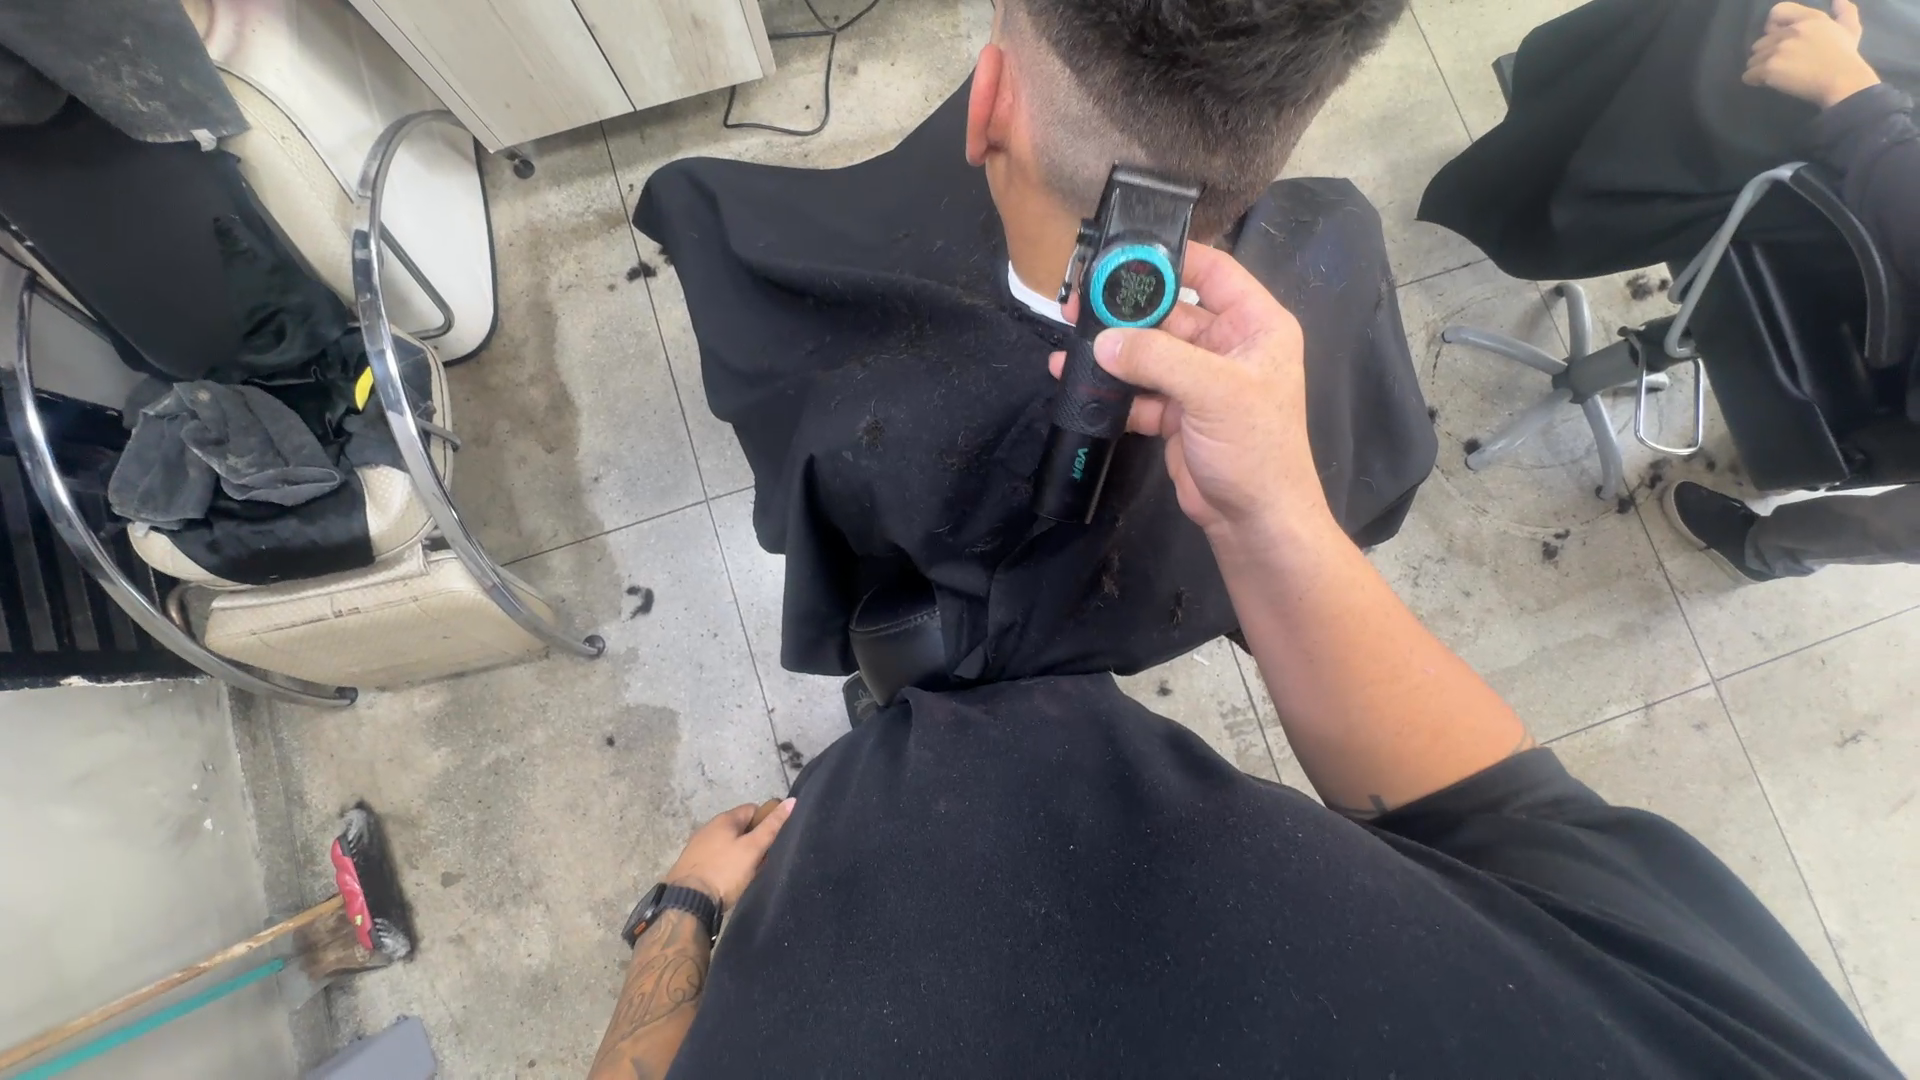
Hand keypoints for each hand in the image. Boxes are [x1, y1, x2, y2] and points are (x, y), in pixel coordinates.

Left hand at [661, 798, 793, 909]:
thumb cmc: (724, 871)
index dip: (766, 822)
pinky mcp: (691, 866)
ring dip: (740, 855)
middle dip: (754, 842)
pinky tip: (730, 882)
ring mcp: (697, 847)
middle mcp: (708, 828)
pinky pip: (716, 859)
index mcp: (724, 819)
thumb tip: (791, 801)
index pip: (753, 809)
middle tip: (763, 861)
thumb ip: (772, 826)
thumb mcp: (753, 849)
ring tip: (748, 874)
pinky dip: (726, 866)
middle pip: (740, 828)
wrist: (686, 904)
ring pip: (728, 845)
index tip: (773, 841)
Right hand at [1050, 244, 1329, 539]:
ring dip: (1112, 353)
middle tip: (1079, 305)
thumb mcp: (1212, 392)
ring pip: (1148, 355)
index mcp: (1254, 325)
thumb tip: (1102, 341)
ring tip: (1069, 346)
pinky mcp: (1176, 413)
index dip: (1172, 258)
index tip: (1123, 254)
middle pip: (1170, 315)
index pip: (1213, 272)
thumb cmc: (1254, 447)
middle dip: (1126, 312)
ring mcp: (1198, 382)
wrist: (1252, 519)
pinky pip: (1139, 391)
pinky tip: (1079, 384)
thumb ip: (1157, 359)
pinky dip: (1112, 391)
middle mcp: (1227, 346)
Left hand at [1744, 0, 1881, 107]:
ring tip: (1777, 73)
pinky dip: (1754, 80)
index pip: (1778, 11)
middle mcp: (1791, 31)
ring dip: (1759, 68)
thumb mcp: (1849, 27)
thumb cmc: (1844, 54)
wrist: (1839, 78)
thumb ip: (1843, 12)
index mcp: (1810, 19)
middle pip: (1759, 43)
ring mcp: (1778, 50)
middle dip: (1765, 53)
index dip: (1772, 24)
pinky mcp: (1769, 68)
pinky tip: (1769, 82)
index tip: (1775, 36)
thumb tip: (1837, 0)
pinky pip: (1747, 75)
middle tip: (1780, 62)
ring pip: (1752, 60)